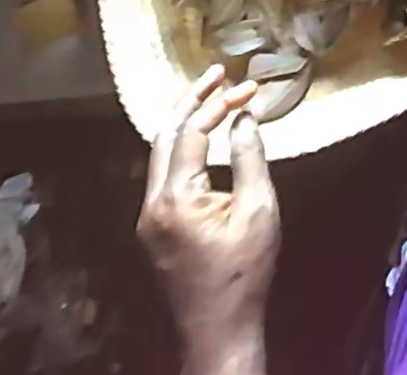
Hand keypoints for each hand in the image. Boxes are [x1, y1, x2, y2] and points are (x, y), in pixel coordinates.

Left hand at [138, 65, 278, 372]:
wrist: (218, 333)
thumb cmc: (244, 274)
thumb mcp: (258, 211)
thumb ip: (249, 157)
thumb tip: (243, 116)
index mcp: (176, 197)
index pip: (193, 131)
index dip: (220, 104)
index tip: (248, 88)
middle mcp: (152, 201)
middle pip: (165, 133)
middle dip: (192, 99)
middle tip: (218, 73)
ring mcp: (148, 215)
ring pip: (160, 151)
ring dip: (184, 120)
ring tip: (210, 95)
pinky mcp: (153, 226)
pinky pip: (163, 170)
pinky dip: (182, 144)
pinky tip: (201, 136)